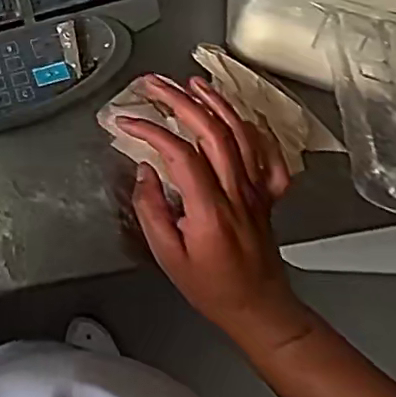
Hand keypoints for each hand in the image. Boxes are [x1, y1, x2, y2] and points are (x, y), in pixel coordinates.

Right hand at [120, 75, 313, 354]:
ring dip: (218, 105)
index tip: (125, 121)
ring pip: (245, 139)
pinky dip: (257, 133)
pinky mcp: (268, 198)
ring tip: (195, 84)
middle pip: (215, 135)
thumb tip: (144, 171)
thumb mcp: (166, 253)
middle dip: (181, 102)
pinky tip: (240, 118)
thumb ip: (150, 207)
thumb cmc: (211, 287)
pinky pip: (270, 159)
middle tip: (153, 84)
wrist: (263, 313)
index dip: (150, 130)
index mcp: (211, 210)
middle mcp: (240, 196)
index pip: (181, 154)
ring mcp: (258, 195)